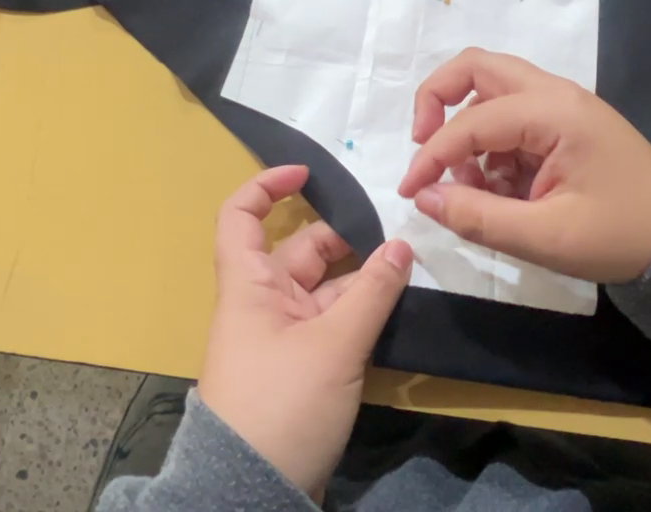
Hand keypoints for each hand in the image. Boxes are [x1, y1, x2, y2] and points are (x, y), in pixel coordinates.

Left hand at [197, 165, 413, 497]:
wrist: (253, 493)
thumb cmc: (282, 403)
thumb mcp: (333, 345)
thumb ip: (372, 293)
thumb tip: (403, 246)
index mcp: (250, 284)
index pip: (242, 216)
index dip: (268, 186)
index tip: (308, 172)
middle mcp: (263, 301)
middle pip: (302, 250)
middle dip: (346, 239)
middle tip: (396, 233)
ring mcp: (283, 335)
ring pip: (324, 288)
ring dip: (362, 279)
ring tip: (408, 268)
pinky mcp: (301, 366)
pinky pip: (331, 321)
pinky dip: (360, 312)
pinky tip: (396, 308)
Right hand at [397, 48, 650, 283]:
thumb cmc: (622, 237)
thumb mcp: (546, 238)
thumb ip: (478, 217)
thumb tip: (423, 199)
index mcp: (553, 112)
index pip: (470, 121)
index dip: (431, 156)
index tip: (408, 193)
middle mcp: (554, 93)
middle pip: (476, 67)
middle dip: (438, 102)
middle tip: (426, 147)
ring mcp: (560, 104)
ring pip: (491, 88)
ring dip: (467, 127)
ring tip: (473, 187)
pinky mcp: (564, 122)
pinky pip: (510, 116)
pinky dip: (491, 144)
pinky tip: (501, 190)